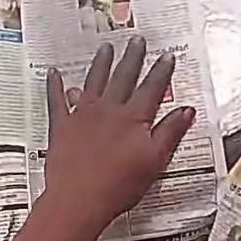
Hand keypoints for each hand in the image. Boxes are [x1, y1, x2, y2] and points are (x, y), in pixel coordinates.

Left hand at [42, 37, 195, 240]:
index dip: (161, 72)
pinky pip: (57, 101)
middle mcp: (108, 110)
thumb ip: (170, 132)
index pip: (152, 89)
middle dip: (132, 58)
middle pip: (123, 78)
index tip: (167, 56)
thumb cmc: (119, 184)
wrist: (79, 199)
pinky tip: (54, 74)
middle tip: (136, 40)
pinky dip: (55, 86)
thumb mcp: (154, 160)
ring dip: (100, 64)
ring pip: (93, 82)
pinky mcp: (61, 127)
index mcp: (133, 118)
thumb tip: (187, 110)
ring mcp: (82, 116)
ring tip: (105, 48)